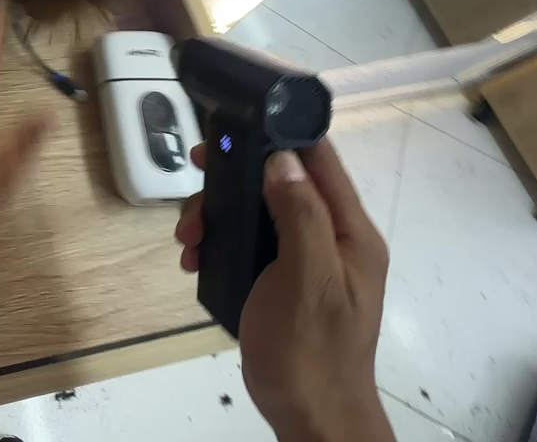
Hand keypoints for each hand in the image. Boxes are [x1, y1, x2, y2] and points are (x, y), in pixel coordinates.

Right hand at [174, 140, 392, 441]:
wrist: (309, 418)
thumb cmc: (310, 350)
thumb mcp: (307, 280)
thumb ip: (300, 216)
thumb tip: (281, 156)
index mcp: (348, 230)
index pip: (319, 158)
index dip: (280, 133)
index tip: (233, 125)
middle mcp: (328, 234)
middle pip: (278, 177)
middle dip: (232, 174)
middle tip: (198, 172)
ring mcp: (302, 254)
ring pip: (254, 205)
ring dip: (216, 210)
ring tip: (188, 236)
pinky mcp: (278, 273)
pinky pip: (244, 236)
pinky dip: (216, 238)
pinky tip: (195, 256)